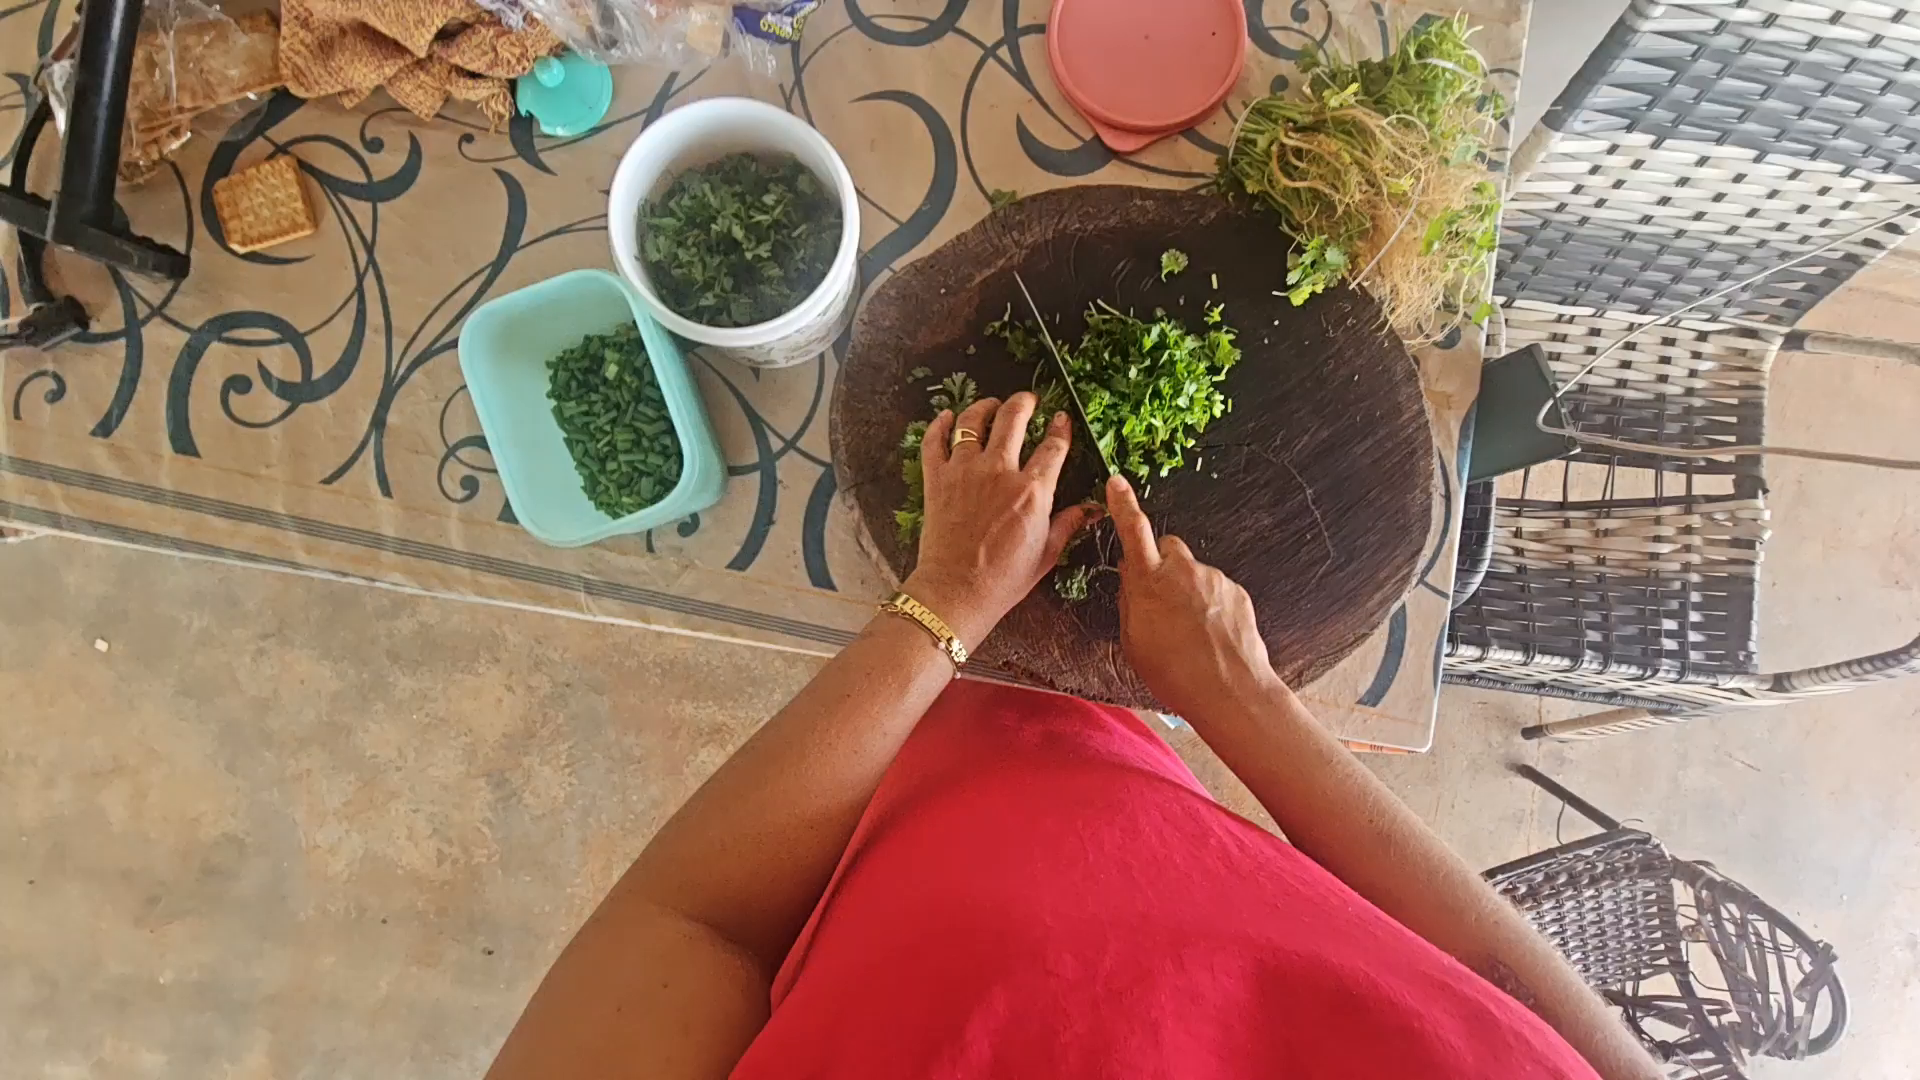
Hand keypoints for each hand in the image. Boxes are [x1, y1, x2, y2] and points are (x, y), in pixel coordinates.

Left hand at [904, 392, 1100, 645]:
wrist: (956, 591)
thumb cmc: (1003, 579)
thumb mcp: (1046, 554)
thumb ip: (1068, 524)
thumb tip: (1090, 509)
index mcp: (1032, 491)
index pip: (1053, 446)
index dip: (1060, 428)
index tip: (1062, 419)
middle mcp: (999, 472)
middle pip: (1013, 418)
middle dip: (1024, 403)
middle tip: (1029, 400)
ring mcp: (964, 471)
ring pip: (972, 421)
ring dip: (984, 406)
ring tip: (991, 405)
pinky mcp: (937, 479)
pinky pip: (935, 441)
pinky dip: (939, 425)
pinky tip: (947, 417)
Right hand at [1107, 474, 1280, 714]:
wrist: (1230, 691)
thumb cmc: (1173, 673)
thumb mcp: (1133, 642)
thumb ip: (1130, 603)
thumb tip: (1131, 580)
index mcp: (1148, 582)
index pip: (1132, 531)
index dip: (1123, 505)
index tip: (1116, 482)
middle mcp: (1181, 571)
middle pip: (1167, 547)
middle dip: (1162, 564)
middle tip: (1161, 597)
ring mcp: (1212, 578)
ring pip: (1193, 572)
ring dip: (1188, 590)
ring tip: (1189, 631)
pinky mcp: (1236, 591)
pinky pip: (1215, 588)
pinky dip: (1210, 605)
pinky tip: (1210, 635)